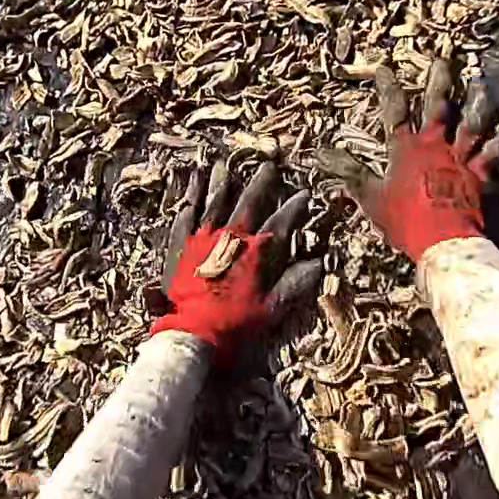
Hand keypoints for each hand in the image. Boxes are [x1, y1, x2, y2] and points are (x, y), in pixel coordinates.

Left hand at [151, 160, 323, 366]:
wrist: (192, 331)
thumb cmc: (234, 323)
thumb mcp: (271, 309)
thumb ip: (294, 283)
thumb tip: (318, 263)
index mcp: (255, 252)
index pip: (281, 223)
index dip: (295, 208)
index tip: (305, 193)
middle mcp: (230, 237)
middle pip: (248, 203)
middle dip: (261, 184)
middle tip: (270, 166)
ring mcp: (202, 237)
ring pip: (214, 201)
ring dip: (222, 183)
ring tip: (225, 166)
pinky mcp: (180, 243)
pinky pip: (185, 214)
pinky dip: (190, 198)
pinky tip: (192, 186)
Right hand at [318, 59, 498, 261]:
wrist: (442, 239)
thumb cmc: (403, 217)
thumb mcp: (369, 196)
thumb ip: (348, 172)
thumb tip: (319, 154)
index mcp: (405, 149)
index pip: (394, 111)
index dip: (388, 89)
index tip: (384, 69)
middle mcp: (434, 146)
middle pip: (438, 106)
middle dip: (439, 81)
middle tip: (442, 59)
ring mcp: (460, 159)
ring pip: (471, 123)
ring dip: (476, 102)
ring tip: (479, 83)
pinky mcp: (479, 176)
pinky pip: (491, 154)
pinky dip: (498, 141)